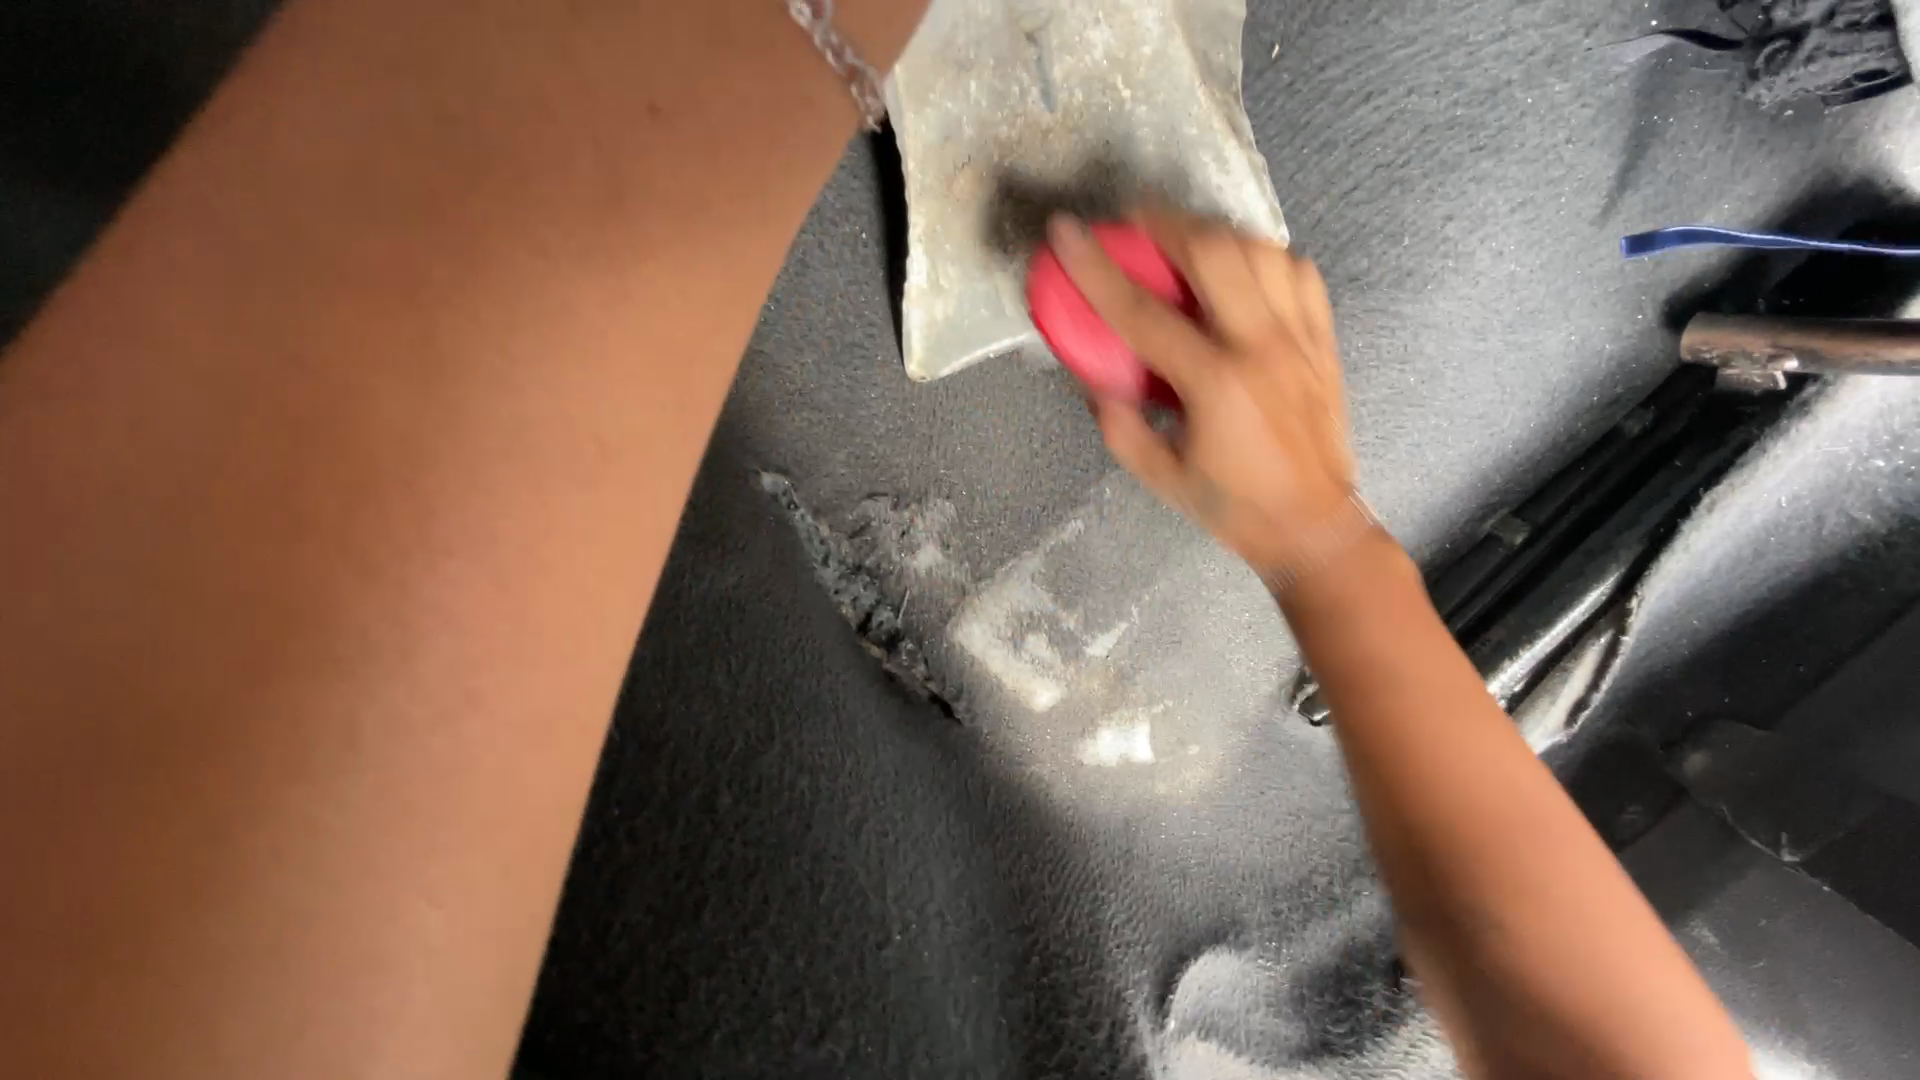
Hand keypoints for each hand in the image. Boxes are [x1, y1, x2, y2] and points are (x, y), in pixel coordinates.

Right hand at [1048, 207, 1375, 588]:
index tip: (1066, 232)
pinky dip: (1264, 255)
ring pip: (1260, 249)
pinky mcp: (1324, 338)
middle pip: (1213, 252)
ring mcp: (1300, 336)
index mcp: (1214, 383)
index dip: (1096, 269)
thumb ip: (1118, 423)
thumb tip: (1091, 376)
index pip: (1142, 312)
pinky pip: (1297, 271)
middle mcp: (1261, 345)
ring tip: (1184, 238)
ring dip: (1215, 232)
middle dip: (1166, 222)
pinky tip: (1242, 265)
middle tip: (1134, 219)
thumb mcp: (1159, 475)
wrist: (1313, 525)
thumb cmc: (1233, 506)